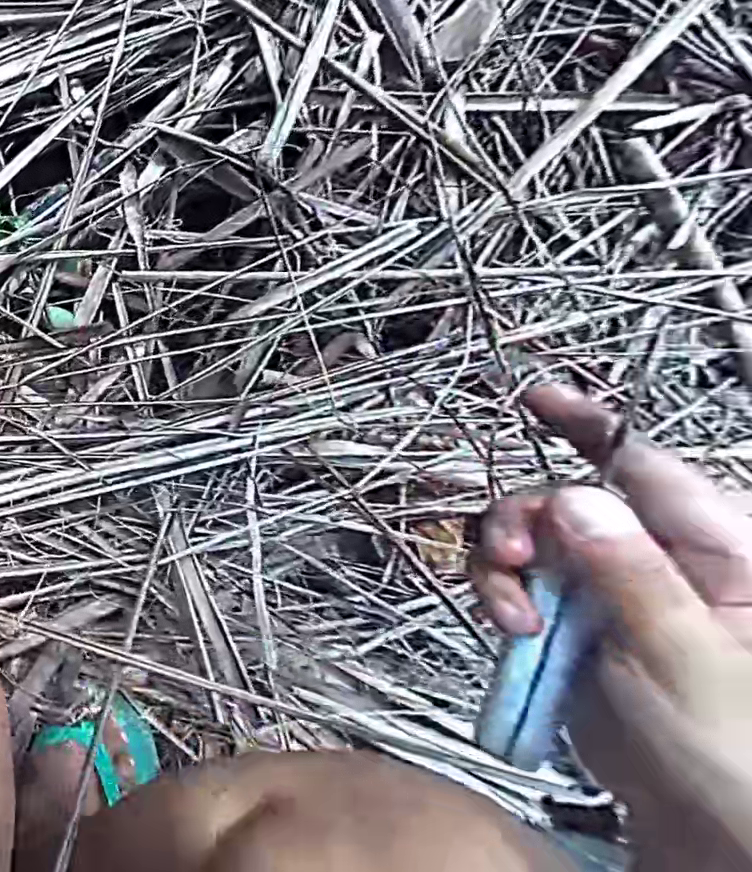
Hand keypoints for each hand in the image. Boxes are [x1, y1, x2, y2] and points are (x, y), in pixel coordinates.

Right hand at [473, 384, 751, 870]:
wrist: (713, 831)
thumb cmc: (739, 756)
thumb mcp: (691, 663)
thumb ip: (634, 576)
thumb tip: (577, 495)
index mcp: (728, 565)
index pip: (656, 475)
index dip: (593, 430)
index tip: (534, 396)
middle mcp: (662, 564)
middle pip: (567, 503)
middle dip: (522, 522)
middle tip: (510, 562)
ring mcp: (611, 591)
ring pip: (528, 538)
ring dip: (500, 564)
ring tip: (510, 614)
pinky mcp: (570, 616)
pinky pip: (512, 577)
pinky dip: (497, 592)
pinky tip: (508, 625)